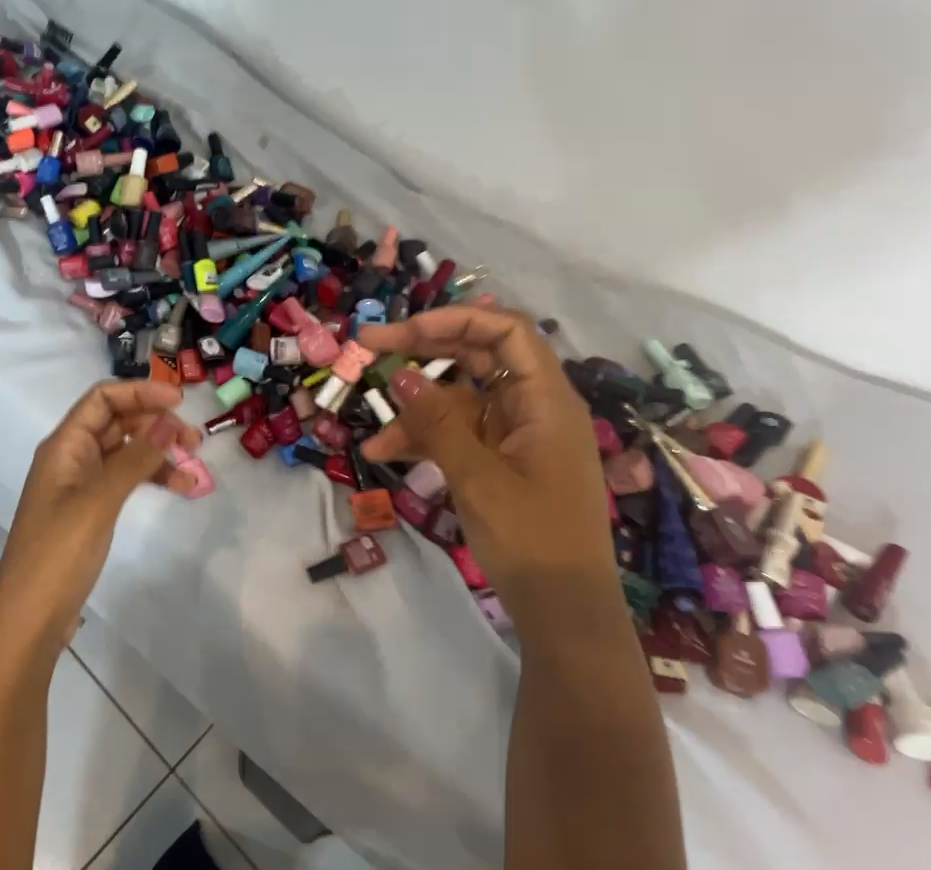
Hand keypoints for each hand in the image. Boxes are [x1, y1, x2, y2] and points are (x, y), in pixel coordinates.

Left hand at [0, 381, 202, 649]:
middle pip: (116, 422)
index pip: (102, 399)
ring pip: (124, 453)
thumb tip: (169, 420)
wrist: (29, 618)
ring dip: (157, 454)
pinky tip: (179, 489)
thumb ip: (134, 459)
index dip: (140, 392)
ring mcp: (79, 486)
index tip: (181, 400)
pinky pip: (123, 481)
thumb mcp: (98, 501)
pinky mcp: (89, 512)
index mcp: (63, 446)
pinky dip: (150, 479)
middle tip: (195, 440)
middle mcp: (70, 458)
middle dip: (155, 423)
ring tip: (194, 470)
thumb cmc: (57, 553)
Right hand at [357, 308, 615, 613]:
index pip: (506, 332)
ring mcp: (516, 435)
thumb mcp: (477, 477)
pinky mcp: (501, 461)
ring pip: (459, 399)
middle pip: (478, 357)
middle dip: (423, 350)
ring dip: (414, 409)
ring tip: (371, 429)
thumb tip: (399, 374)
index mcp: (547, 400)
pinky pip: (458, 434)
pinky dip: (424, 439)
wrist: (564, 611)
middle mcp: (534, 407)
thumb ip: (438, 422)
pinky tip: (385, 453)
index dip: (454, 319)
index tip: (402, 331)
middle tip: (367, 349)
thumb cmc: (532, 539)